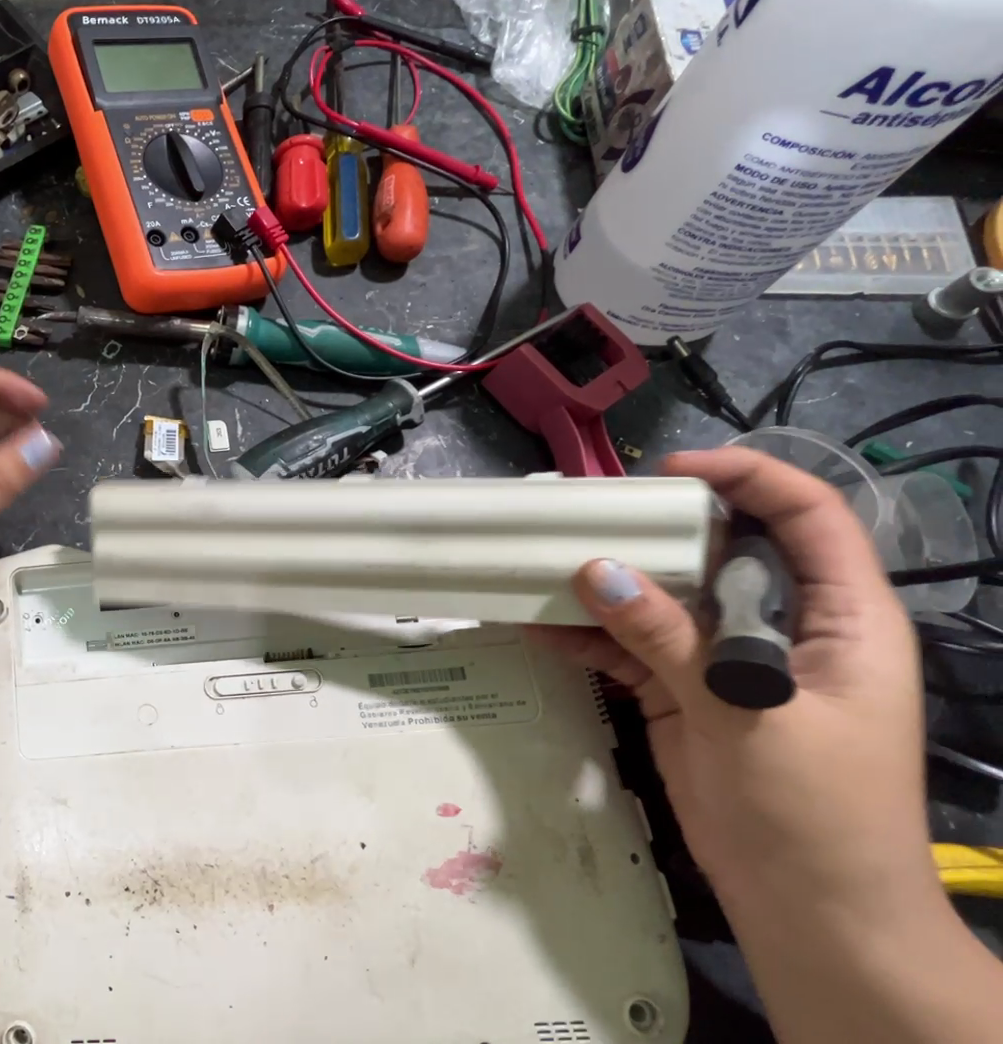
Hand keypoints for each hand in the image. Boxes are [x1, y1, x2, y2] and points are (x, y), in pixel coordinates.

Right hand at [531, 447, 936, 921]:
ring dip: (607, 584)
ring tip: (543, 566)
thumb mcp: (748, 713)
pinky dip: (587, 634)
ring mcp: (728, 660)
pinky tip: (538, 624)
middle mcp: (784, 626)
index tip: (667, 474)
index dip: (748, 478)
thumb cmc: (815, 809)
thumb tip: (594, 572)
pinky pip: (630, 646)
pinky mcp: (684, 692)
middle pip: (720, 551)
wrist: (807, 905)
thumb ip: (672, 639)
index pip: (808, 518)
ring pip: (665, 598)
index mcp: (841, 619)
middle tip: (583, 518)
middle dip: (653, 530)